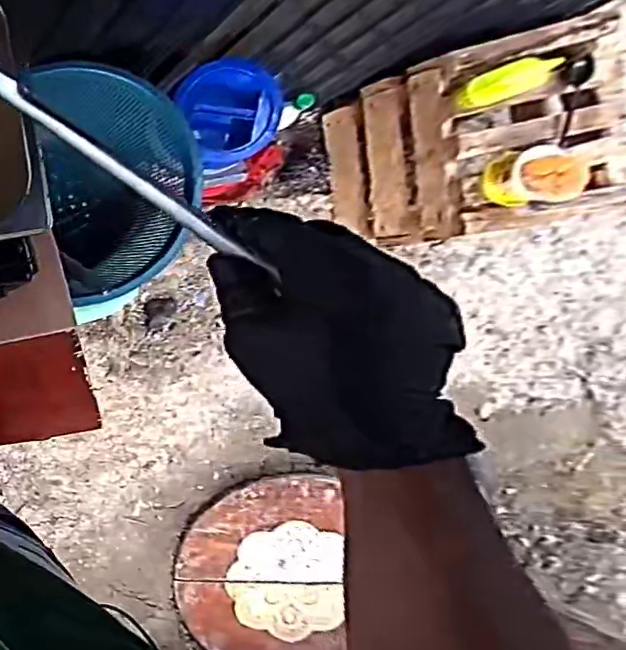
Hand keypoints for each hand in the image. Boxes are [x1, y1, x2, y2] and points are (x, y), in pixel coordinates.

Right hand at [207, 207, 481, 470]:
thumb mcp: (249, 335)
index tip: (222, 223)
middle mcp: (374, 268)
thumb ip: (237, 289)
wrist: (375, 426)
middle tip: (249, 258)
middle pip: (318, 236)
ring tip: (286, 287)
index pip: (278, 229)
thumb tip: (226, 259)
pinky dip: (346, 283)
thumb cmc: (304, 382)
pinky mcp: (427, 302)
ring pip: (350, 255)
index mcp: (325, 272)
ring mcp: (408, 284)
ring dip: (314, 262)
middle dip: (281, 242)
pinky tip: (326, 308)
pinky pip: (378, 278)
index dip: (244, 224)